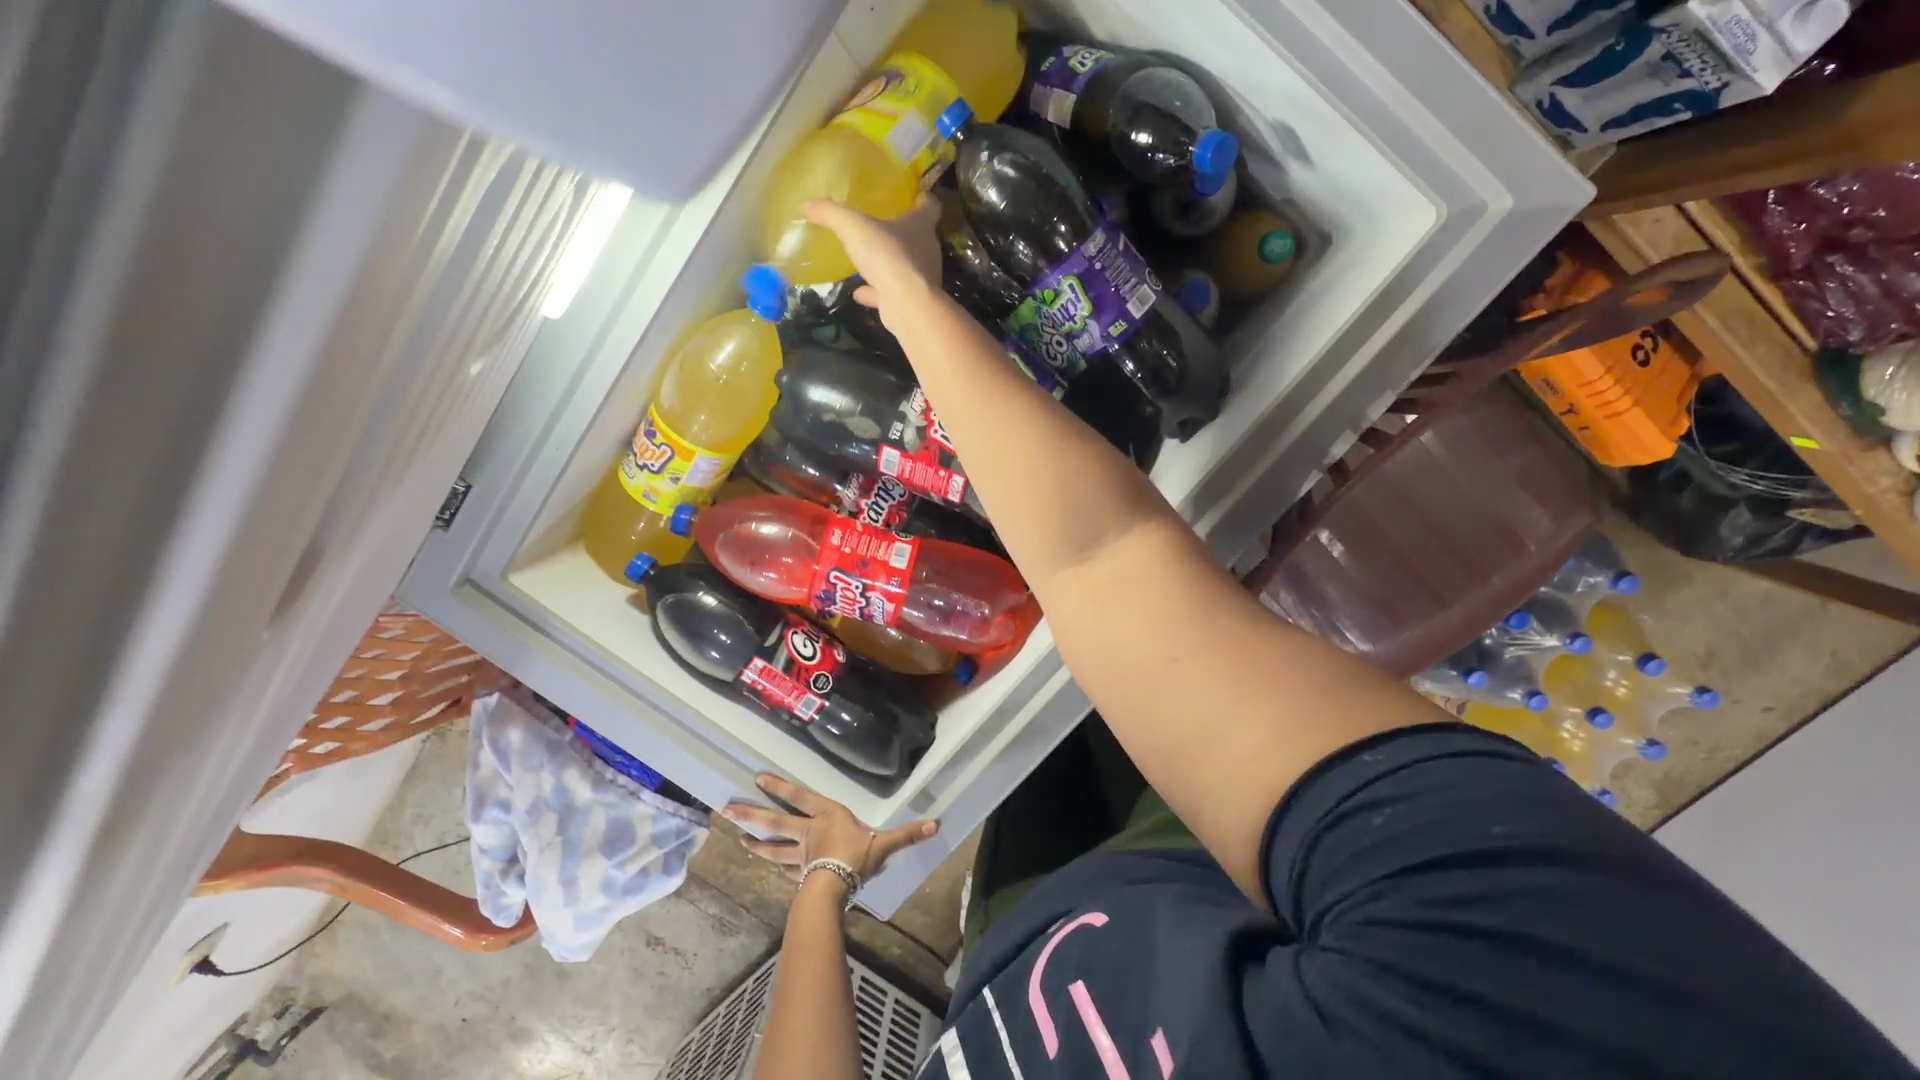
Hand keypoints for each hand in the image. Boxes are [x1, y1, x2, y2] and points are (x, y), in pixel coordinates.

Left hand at [722, 773, 938, 882]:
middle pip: (775, 822)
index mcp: (827, 816)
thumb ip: (907, 834)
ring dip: (756, 844)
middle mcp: (808, 832)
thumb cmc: (856, 857)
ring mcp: (801, 856)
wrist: (837, 887)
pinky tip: (767, 868)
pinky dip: (775, 867)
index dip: (779, 786)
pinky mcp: (800, 875)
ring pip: (773, 848)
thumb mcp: (884, 844)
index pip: (799, 796)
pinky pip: (784, 869)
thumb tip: (935, 824)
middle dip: (751, 815)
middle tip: (727, 809)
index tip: (757, 777)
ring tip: (739, 840)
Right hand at [803, 197, 944, 332]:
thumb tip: (807, 204)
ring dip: (889, 263)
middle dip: (902, 232)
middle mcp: (927, 249)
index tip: (913, 196)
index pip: (930, 206)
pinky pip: (892, 292)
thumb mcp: (854, 227)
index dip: (922, 199)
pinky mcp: (911, 301)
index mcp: (921, 225)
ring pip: (906, 266)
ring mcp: (921, 278)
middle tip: (882, 227)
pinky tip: (859, 293)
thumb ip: (832, 214)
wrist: (907, 305)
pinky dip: (877, 292)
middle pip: (919, 236)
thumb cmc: (888, 256)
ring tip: (869, 259)